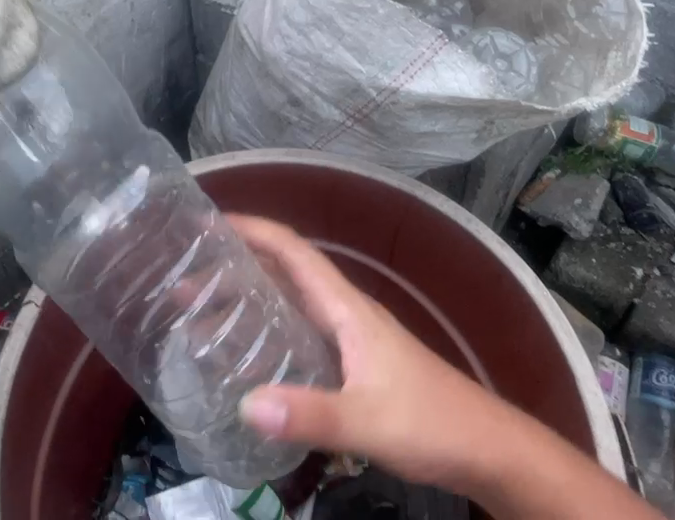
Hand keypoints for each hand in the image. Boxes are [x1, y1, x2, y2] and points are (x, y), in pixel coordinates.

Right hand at [231, 215, 658, 518]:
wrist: (488, 449)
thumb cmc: (432, 422)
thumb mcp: (368, 421)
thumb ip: (311, 415)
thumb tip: (244, 405)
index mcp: (346, 307)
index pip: (292, 250)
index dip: (252, 229)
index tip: (208, 224)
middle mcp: (344, 312)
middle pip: (284, 271)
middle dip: (236, 265)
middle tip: (186, 278)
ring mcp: (350, 336)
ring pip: (290, 301)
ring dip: (248, 297)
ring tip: (201, 311)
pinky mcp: (353, 362)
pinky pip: (299, 330)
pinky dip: (267, 328)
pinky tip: (245, 355)